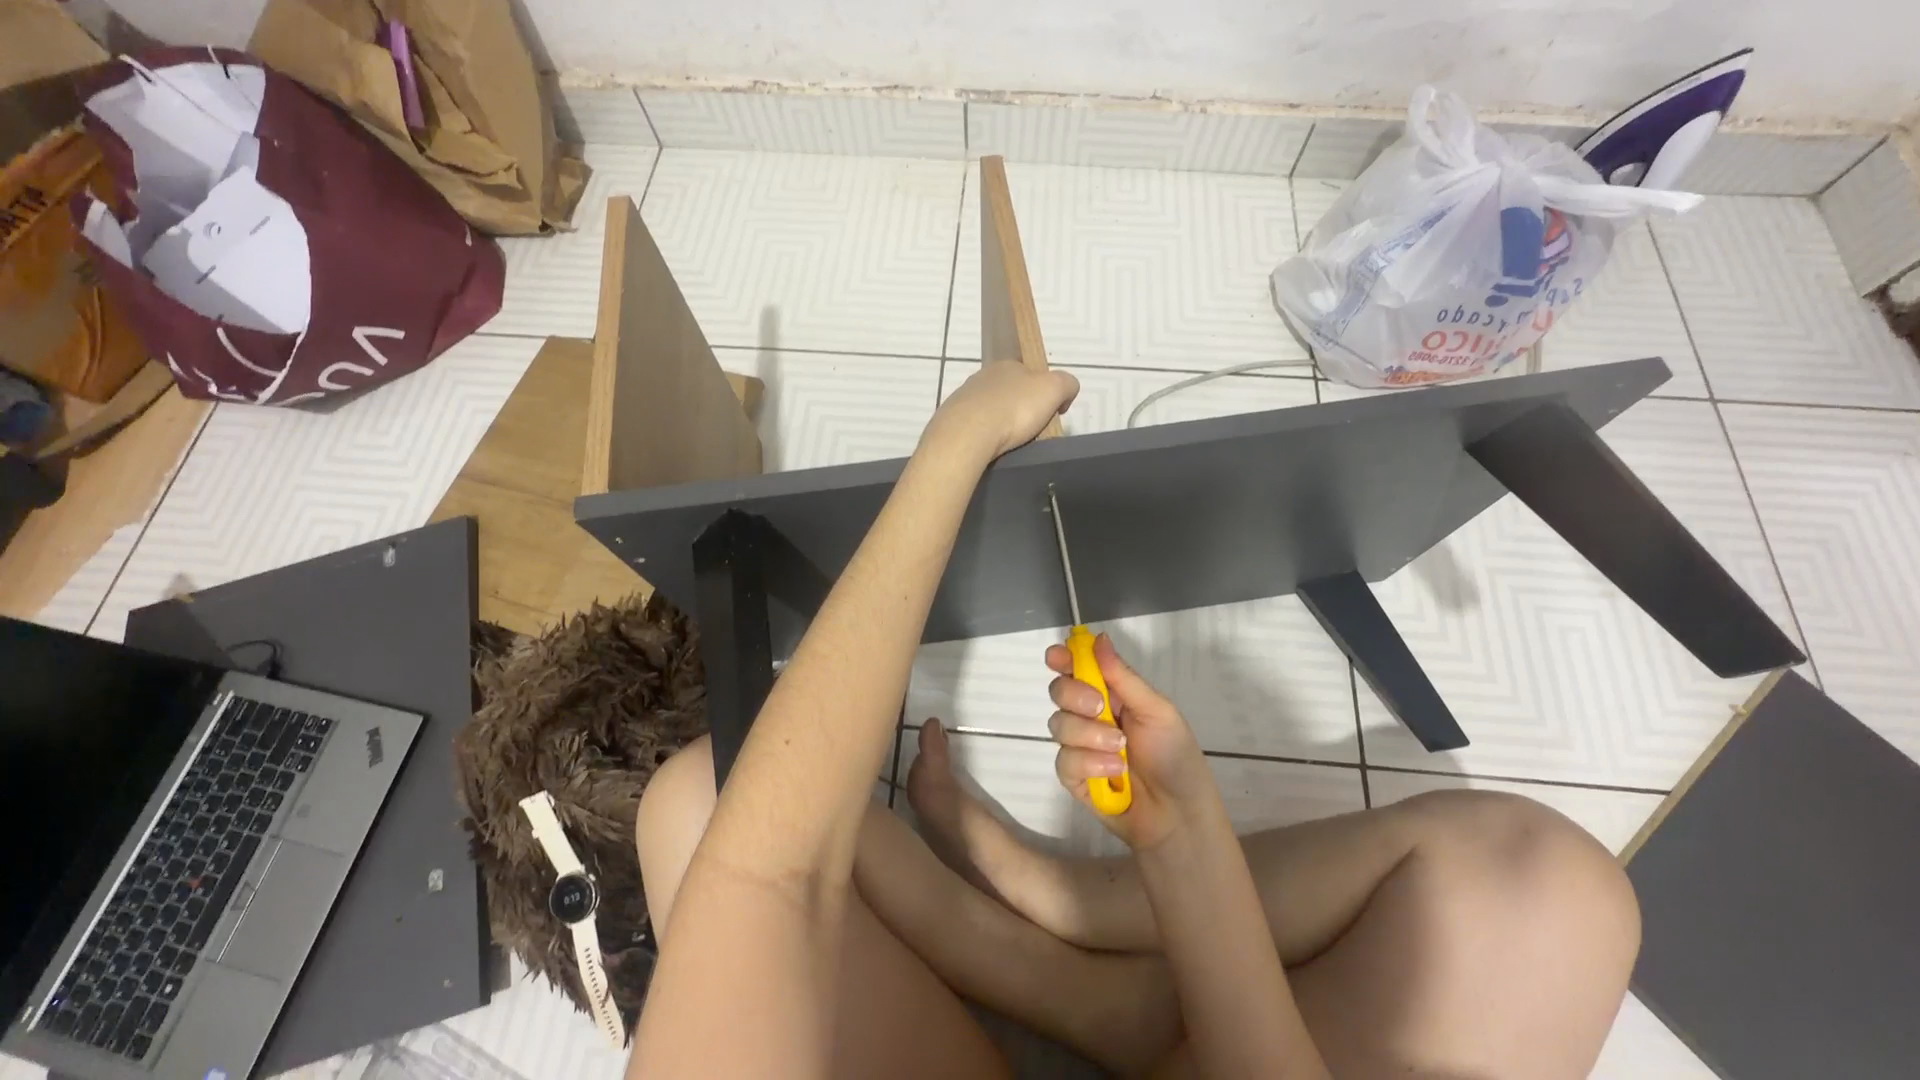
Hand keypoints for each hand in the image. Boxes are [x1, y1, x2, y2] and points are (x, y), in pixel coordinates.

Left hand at [922, 361, 1078, 460]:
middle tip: (1030, 430)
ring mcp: (963, 398)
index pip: (1029, 373)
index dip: (1042, 392)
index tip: (1048, 413)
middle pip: (1009, 391)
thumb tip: (1065, 394)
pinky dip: (984, 434)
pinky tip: (989, 446)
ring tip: (1009, 442)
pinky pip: (974, 425)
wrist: (968, 434)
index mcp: (1007, 365)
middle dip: (1020, 408)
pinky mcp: (951, 419)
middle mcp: (982, 376)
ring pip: (989, 408)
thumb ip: (1067, 384)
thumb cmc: (1015, 408)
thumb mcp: (1054, 389)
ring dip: (1000, 422)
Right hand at [1044, 634, 1213, 850]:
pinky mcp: (1073, 778)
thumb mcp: (1157, 711)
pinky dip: (1089, 763)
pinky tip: (1114, 773)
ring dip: (1089, 736)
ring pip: (1058, 725)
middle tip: (1099, 708)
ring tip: (1120, 752)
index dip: (1063, 659)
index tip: (1056, 658)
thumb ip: (1123, 677)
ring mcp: (1079, 747)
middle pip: (1059, 692)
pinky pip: (1063, 761)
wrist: (1178, 815)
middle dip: (1074, 696)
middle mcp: (1091, 717)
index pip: (1078, 669)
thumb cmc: (1176, 757)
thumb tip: (1098, 638)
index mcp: (1113, 695)